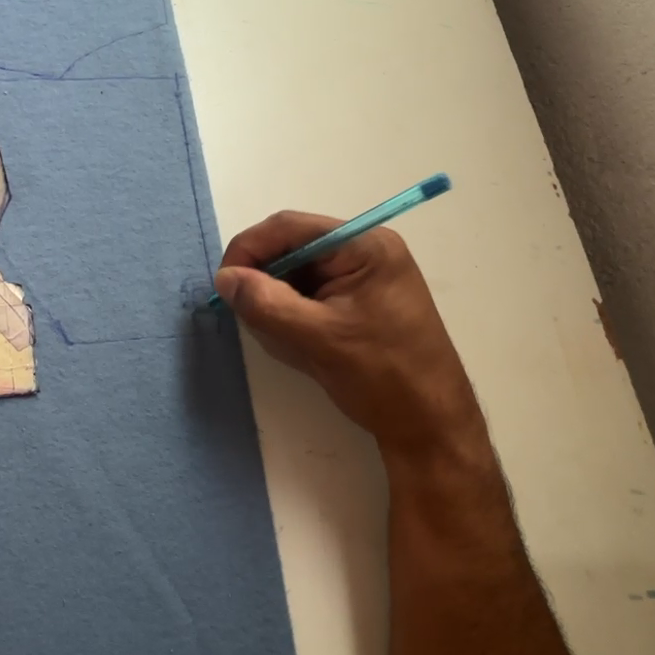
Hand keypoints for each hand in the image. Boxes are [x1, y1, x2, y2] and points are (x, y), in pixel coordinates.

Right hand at [213, 213, 489, 467]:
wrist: (431, 426)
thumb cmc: (383, 376)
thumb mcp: (318, 338)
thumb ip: (266, 303)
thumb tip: (224, 278)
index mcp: (364, 246)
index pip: (290, 227)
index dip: (249, 249)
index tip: (224, 284)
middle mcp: (363, 251)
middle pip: (291, 248)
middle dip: (264, 279)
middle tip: (249, 316)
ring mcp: (361, 277)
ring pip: (295, 274)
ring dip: (277, 302)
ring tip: (285, 340)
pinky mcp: (356, 301)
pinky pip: (309, 295)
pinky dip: (292, 315)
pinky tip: (298, 344)